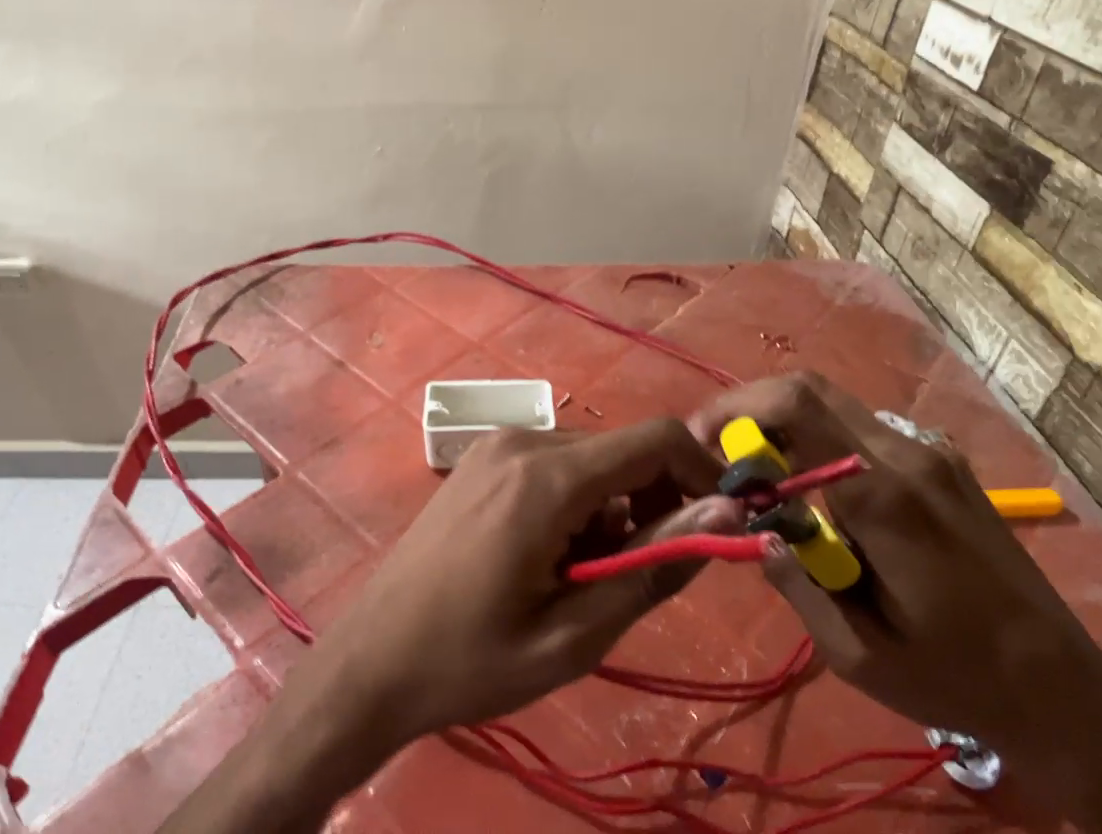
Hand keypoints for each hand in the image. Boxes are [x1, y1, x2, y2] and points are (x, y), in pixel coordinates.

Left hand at [296, 419, 744, 745]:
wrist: (371, 663)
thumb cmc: (473, 660)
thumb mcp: (576, 633)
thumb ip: (655, 566)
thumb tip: (730, 512)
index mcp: (547, 477)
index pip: (656, 440)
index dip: (701, 476)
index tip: (713, 531)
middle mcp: (522, 442)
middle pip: (623, 451)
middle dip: (651, 506)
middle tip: (629, 578)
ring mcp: (494, 449)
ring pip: (591, 462)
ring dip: (610, 512)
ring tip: (576, 579)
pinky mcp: (479, 463)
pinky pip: (553, 466)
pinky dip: (574, 504)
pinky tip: (544, 558)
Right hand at [687, 375, 1101, 782]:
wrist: (1061, 688)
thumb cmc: (953, 676)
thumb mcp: (855, 651)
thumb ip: (794, 581)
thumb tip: (747, 526)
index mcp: (883, 496)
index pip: (796, 407)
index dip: (734, 412)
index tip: (699, 446)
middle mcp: (908, 456)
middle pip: (810, 389)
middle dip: (750, 410)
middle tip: (718, 456)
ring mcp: (932, 456)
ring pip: (834, 406)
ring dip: (782, 427)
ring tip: (755, 479)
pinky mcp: (942, 467)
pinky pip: (861, 431)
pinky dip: (817, 442)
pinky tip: (807, 491)